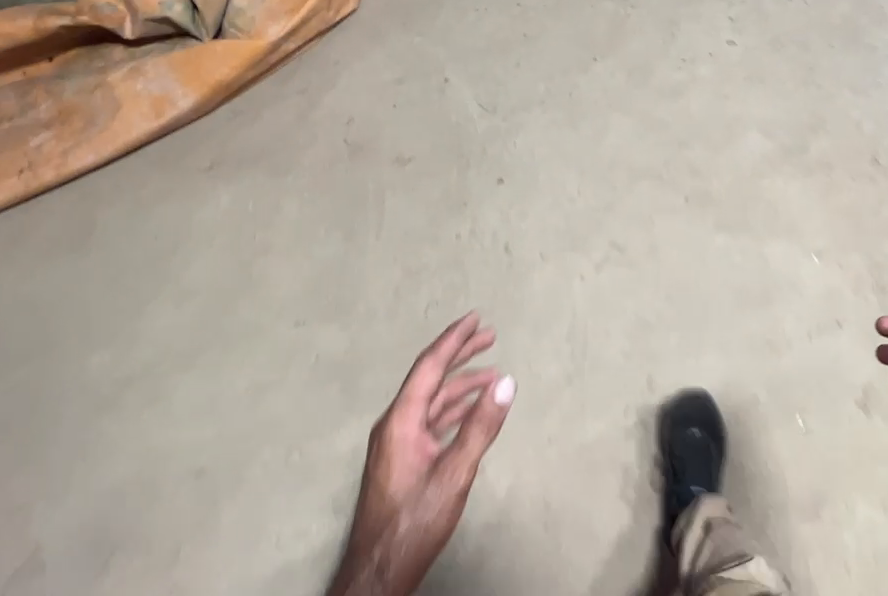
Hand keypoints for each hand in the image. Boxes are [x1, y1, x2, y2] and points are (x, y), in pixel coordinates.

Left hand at [330, 313, 515, 595]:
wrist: (380, 570)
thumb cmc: (415, 521)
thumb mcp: (454, 473)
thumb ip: (480, 427)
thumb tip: (506, 382)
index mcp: (400, 420)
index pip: (430, 367)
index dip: (454, 340)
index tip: (475, 318)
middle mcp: (395, 424)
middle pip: (430, 378)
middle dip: (459, 354)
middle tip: (489, 334)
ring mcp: (397, 443)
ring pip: (432, 400)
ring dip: (461, 384)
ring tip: (492, 374)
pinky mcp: (403, 459)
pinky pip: (431, 420)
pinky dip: (455, 408)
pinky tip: (473, 409)